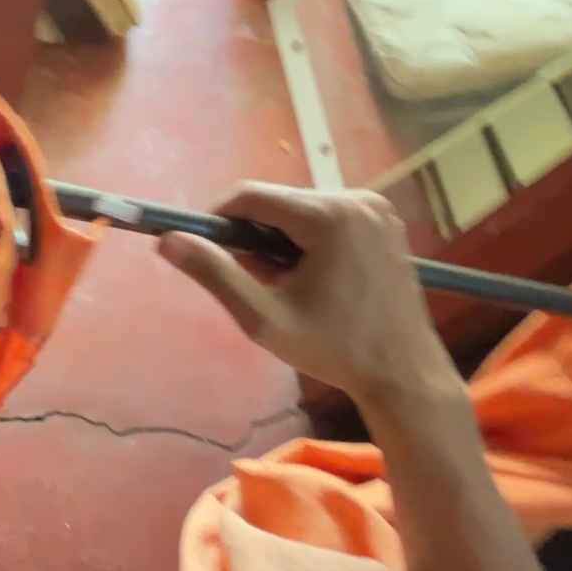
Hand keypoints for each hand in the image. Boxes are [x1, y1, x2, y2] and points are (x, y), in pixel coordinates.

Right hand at [158, 183, 461, 408]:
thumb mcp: (263, 317)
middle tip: (251, 280)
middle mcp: (357, 198)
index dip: (217, 218)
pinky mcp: (383, 221)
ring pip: (298, 209)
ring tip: (282, 284)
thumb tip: (166, 239)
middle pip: (276, 202)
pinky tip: (310, 277)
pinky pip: (324, 216)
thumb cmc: (333, 348)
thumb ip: (214, 273)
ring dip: (276, 239)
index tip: (205, 250)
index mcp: (330, 215)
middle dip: (252, 235)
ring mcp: (375, 208)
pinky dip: (304, 239)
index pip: (250, 195)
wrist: (405, 375)